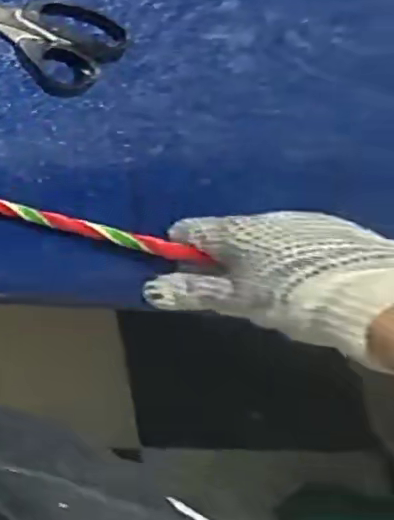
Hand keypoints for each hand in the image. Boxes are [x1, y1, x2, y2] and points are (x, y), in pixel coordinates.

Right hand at [144, 213, 393, 368]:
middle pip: (228, 234)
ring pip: (268, 237)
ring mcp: (310, 223)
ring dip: (264, 257)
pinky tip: (315, 279)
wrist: (387, 300)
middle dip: (226, 257)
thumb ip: (191, 291)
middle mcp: (265, 218)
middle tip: (238, 288)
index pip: (184, 231)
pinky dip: (300, 257)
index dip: (182, 254)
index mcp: (231, 230)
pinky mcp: (348, 232)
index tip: (192, 277)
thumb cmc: (293, 297)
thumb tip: (151, 289)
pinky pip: (305, 241)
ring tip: (281, 286)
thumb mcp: (236, 301)